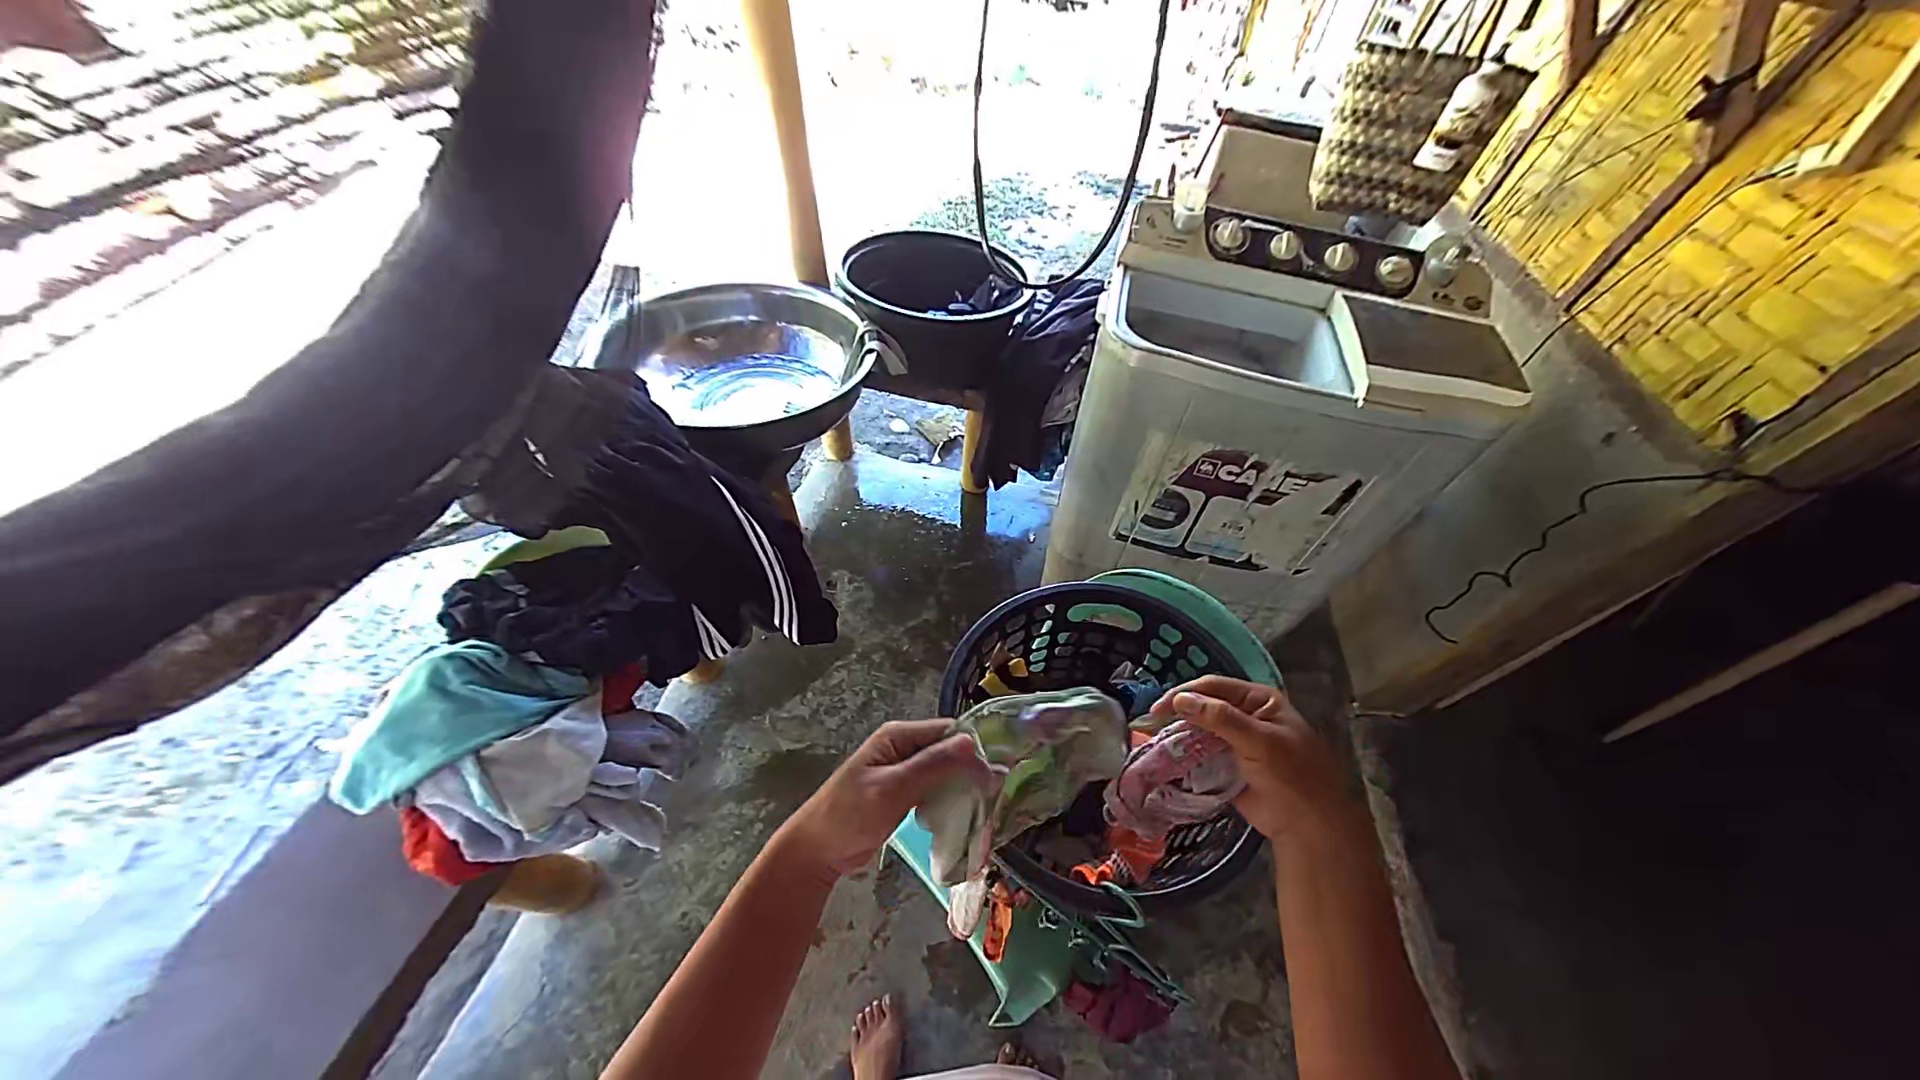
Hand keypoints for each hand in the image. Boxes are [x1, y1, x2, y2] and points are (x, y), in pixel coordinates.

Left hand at [775, 719, 986, 880]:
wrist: (817, 851)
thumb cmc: (849, 815)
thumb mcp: (893, 788)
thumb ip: (932, 765)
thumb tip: (972, 743)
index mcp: (898, 736)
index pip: (947, 731)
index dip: (972, 749)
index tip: (994, 773)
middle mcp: (902, 748)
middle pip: (948, 751)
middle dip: (969, 771)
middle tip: (992, 796)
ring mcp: (903, 772)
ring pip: (943, 772)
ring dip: (959, 788)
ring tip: (981, 808)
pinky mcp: (904, 794)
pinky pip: (934, 790)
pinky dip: (947, 801)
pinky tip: (958, 817)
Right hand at [1151, 676, 1351, 839]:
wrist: (1309, 826)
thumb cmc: (1292, 775)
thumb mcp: (1259, 740)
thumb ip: (1220, 717)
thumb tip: (1179, 700)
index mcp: (1258, 701)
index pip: (1213, 687)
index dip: (1184, 694)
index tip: (1158, 709)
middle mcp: (1246, 715)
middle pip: (1204, 706)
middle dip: (1179, 714)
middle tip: (1151, 725)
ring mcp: (1236, 741)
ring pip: (1199, 730)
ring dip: (1180, 734)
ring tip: (1155, 741)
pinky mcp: (1228, 764)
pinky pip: (1201, 753)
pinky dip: (1185, 754)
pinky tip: (1169, 757)